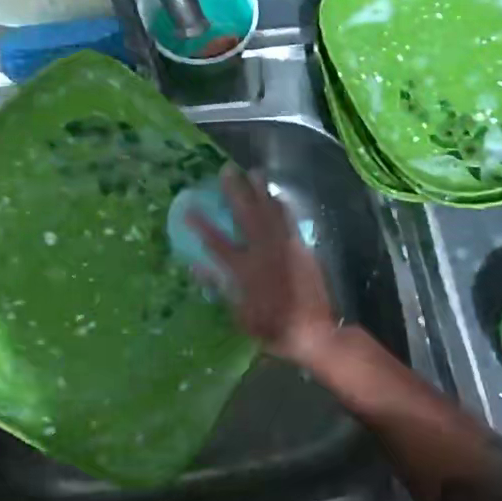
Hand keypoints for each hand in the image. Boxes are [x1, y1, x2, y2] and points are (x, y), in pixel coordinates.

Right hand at [187, 166, 340, 364]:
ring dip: (261, 192)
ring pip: (270, 213)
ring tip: (253, 172)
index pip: (217, 242)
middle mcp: (264, 252)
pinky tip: (277, 195)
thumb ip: (220, 287)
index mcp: (244, 269)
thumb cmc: (272, 327)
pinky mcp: (301, 249)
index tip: (189, 207)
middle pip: (246, 216)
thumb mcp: (239, 314)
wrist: (313, 330)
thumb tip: (196, 267)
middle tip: (226, 170)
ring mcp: (285, 247)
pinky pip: (290, 221)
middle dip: (235, 192)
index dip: (201, 225)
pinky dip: (282, 206)